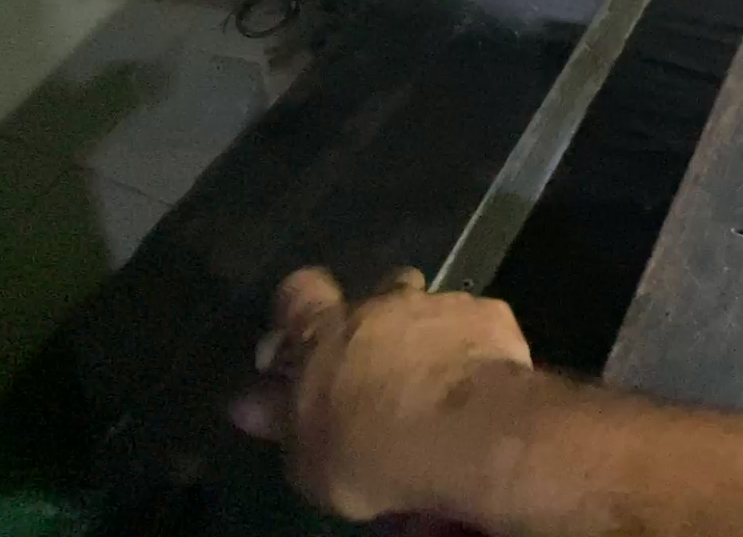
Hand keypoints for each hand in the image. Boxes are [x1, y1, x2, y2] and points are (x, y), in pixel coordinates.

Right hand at [231, 266, 534, 520]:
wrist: (466, 428)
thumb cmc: (371, 450)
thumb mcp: (308, 454)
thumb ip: (285, 417)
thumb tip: (251, 401)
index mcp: (329, 334)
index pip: (301, 293)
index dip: (301, 304)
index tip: (303, 327)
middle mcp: (387, 304)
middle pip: (382, 289)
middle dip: (382, 314)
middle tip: (385, 357)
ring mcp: (444, 303)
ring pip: (434, 303)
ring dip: (431, 329)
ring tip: (438, 369)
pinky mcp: (491, 311)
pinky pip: (478, 320)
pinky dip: (474, 341)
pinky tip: (478, 371)